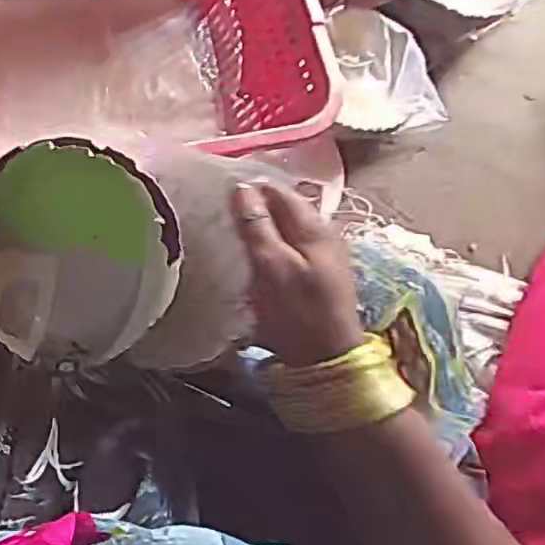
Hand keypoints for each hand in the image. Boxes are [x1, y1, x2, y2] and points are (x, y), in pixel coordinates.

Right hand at [232, 183, 364, 365]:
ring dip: (259, 225)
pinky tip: (249, 254)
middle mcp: (321, 232)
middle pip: (282, 206)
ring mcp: (321, 253)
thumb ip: (259, 226)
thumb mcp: (273, 266)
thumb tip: (242, 188)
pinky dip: (266, 243)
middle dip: (252, 205)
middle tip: (218, 212)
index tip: (217, 193)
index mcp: (313, 226)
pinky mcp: (314, 272)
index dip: (248, 187)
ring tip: (228, 231)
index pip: (277, 190)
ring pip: (284, 226)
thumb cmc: (298, 311)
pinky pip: (286, 245)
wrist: (326, 356)